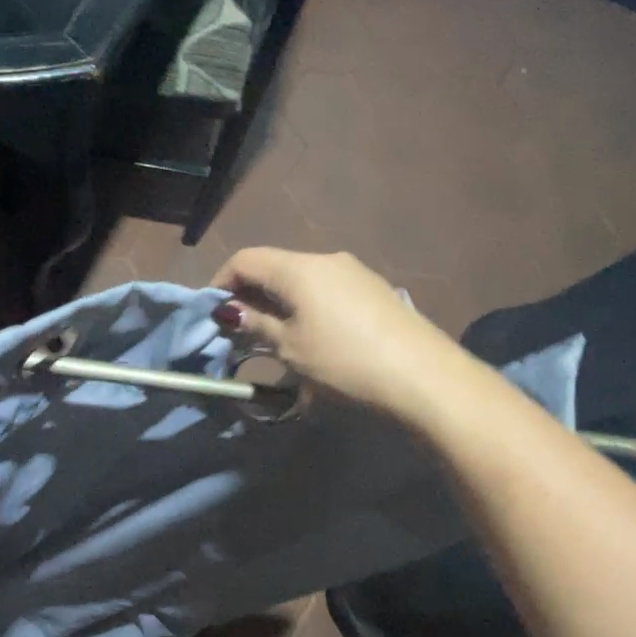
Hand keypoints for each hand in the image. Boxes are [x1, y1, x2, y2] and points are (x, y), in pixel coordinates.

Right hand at [210, 247, 471, 418]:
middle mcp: (326, 259)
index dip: (220, 283)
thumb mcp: (290, 348)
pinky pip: (324, 291)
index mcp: (299, 268)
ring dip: (277, 304)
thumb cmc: (343, 361)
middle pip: (274, 267)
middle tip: (237, 333)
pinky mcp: (372, 291)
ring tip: (271, 340)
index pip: (245, 259)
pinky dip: (303, 308)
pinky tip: (308, 338)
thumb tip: (229, 311)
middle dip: (249, 295)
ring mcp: (354, 273)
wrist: (423, 377)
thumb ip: (256, 325)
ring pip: (300, 281)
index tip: (211, 316)